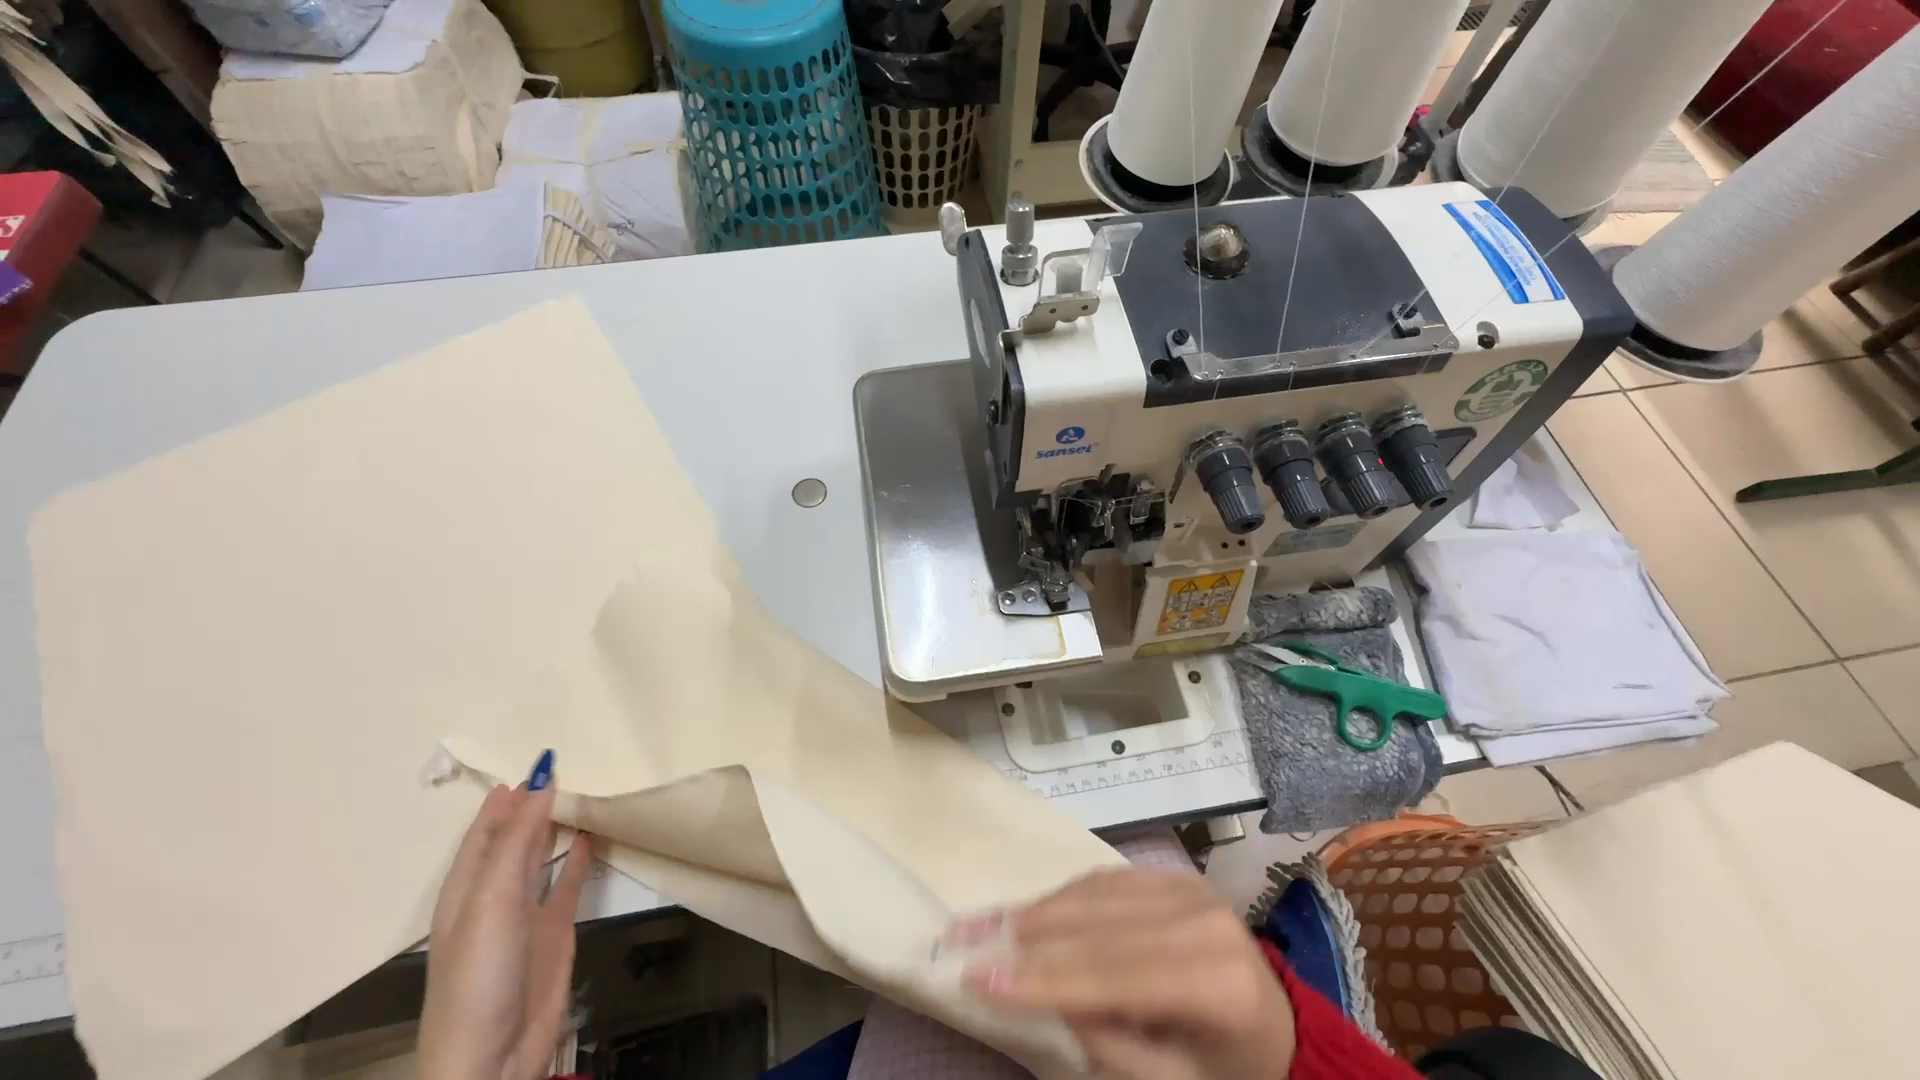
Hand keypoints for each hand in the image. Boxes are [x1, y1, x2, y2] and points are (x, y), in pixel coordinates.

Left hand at [419, 781, 591, 1079]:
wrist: (492, 1057)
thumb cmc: (479, 976)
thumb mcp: (491, 900)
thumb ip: (517, 841)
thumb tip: (540, 784)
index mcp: (465, 889)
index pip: (485, 833)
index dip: (505, 801)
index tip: (536, 764)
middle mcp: (493, 897)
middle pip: (512, 841)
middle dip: (530, 808)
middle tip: (561, 771)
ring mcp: (525, 916)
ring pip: (541, 859)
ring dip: (556, 829)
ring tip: (580, 794)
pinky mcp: (555, 933)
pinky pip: (568, 885)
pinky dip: (580, 860)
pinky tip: (595, 837)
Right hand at [955, 869, 1295, 1079]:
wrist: (1272, 1027)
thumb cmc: (1222, 1068)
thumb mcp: (1168, 1079)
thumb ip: (1106, 1038)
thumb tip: (1042, 991)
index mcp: (1215, 982)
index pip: (1113, 974)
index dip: (1041, 976)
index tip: (978, 976)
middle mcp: (1203, 920)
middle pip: (1095, 926)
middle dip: (1021, 936)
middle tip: (958, 941)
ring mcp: (1189, 889)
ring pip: (1092, 894)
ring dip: (1031, 909)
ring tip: (978, 923)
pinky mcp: (1173, 877)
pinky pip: (1102, 880)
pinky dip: (1058, 897)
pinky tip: (1023, 911)